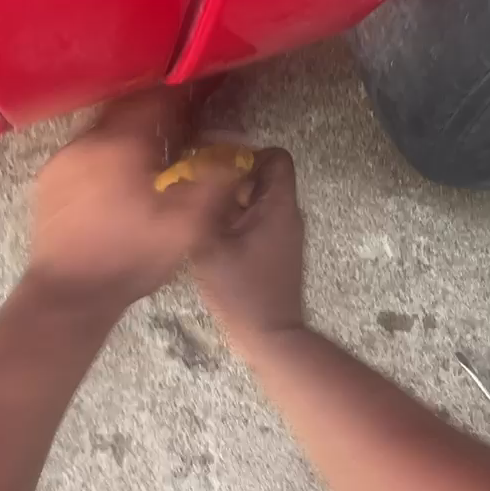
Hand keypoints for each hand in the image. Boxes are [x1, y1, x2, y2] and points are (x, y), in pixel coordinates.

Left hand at [25, 88, 245, 311]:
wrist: (69, 293)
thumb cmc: (130, 256)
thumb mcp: (187, 225)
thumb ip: (216, 183)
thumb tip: (235, 156)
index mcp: (121, 143)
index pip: (155, 99)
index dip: (181, 96)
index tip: (199, 98)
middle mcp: (87, 141)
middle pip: (126, 111)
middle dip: (155, 116)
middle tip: (179, 129)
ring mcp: (63, 160)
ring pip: (103, 133)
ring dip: (129, 137)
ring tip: (151, 157)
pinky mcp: (50, 182)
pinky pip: (84, 155)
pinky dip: (106, 157)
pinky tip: (119, 181)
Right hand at [191, 147, 304, 351]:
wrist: (269, 336)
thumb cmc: (240, 290)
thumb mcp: (211, 243)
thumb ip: (207, 204)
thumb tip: (200, 171)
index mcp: (279, 205)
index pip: (276, 156)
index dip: (247, 154)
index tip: (217, 169)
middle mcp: (289, 213)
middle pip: (265, 176)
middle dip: (232, 179)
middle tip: (203, 196)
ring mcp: (285, 233)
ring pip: (259, 199)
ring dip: (232, 202)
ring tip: (205, 219)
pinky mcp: (278, 250)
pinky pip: (259, 220)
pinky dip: (238, 221)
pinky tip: (215, 240)